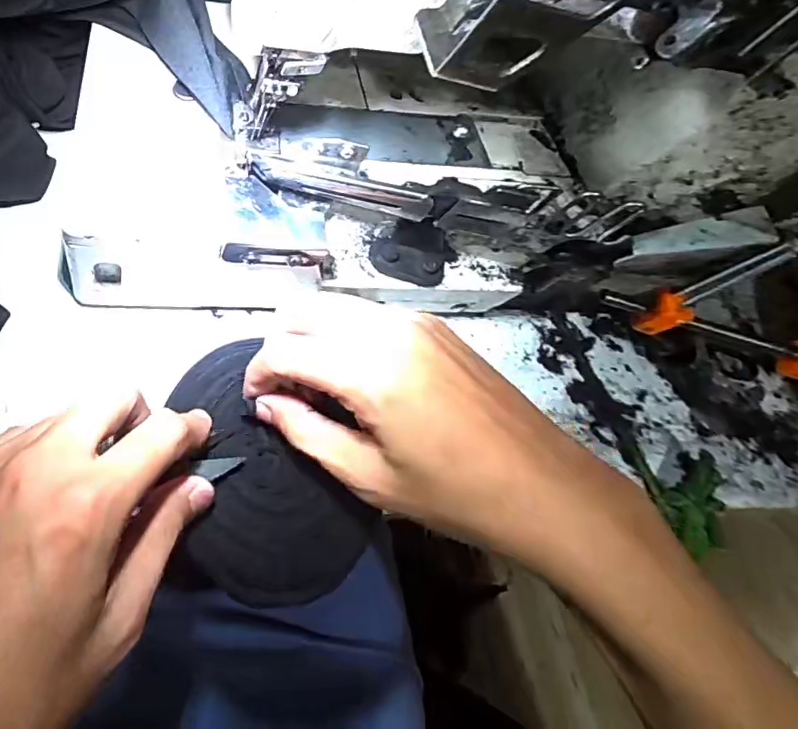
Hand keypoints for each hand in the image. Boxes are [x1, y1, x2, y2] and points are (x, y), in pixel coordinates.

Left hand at [0, 393, 213, 728]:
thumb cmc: (31, 681)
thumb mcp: (117, 622)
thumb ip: (162, 537)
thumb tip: (197, 486)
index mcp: (89, 500)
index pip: (161, 431)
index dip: (192, 428)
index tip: (201, 436)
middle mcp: (39, 463)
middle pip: (110, 396)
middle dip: (140, 419)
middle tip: (141, 464)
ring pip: (61, 414)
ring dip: (89, 436)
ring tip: (84, 488)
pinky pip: (14, 440)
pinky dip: (40, 455)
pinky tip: (31, 504)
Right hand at [243, 295, 621, 560]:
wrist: (540, 482)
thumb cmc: (455, 493)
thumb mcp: (369, 477)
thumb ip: (306, 433)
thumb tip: (268, 405)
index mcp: (369, 369)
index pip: (284, 347)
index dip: (258, 372)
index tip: (257, 401)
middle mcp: (387, 328)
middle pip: (303, 308)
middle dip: (280, 345)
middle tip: (285, 392)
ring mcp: (413, 319)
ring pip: (335, 305)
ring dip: (312, 336)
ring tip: (320, 387)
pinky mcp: (432, 323)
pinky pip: (368, 313)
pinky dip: (345, 333)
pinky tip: (358, 375)